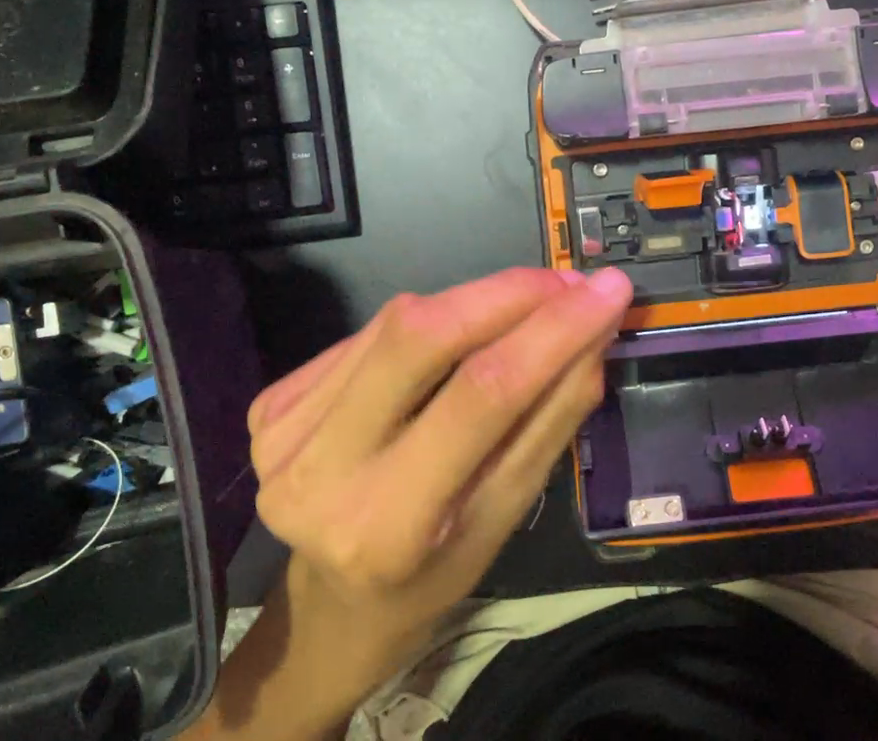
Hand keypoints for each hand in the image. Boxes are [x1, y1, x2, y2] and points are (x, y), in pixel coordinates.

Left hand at [203, 266, 631, 737]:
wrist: (335, 597)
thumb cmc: (433, 573)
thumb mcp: (504, 515)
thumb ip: (549, 422)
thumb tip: (593, 333)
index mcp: (385, 526)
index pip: (480, 397)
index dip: (551, 333)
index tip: (607, 290)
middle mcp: (317, 471)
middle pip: (422, 339)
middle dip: (508, 295)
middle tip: (567, 281)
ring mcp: (282, 432)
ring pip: (394, 324)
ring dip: (474, 301)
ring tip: (528, 304)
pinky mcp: (270, 402)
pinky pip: (368, 335)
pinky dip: (429, 322)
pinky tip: (459, 334)